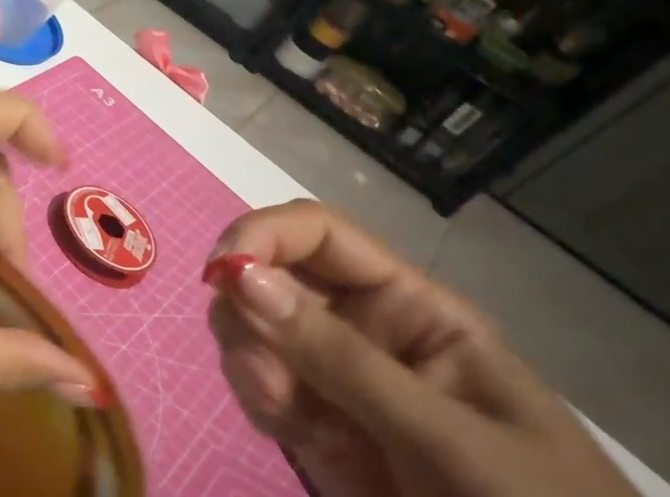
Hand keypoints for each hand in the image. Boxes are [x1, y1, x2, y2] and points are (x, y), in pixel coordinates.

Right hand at [204, 200, 637, 496]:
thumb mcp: (448, 436)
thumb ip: (342, 359)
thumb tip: (239, 273)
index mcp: (412, 308)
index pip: (319, 235)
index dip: (263, 234)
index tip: (220, 272)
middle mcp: (365, 329)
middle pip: (272, 278)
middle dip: (247, 311)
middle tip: (259, 372)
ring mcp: (337, 380)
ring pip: (254, 330)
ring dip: (245, 357)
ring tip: (276, 412)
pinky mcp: (317, 428)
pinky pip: (260, 386)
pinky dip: (253, 397)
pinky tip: (280, 428)